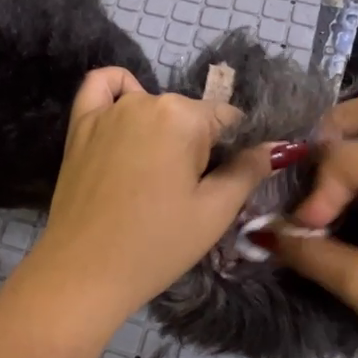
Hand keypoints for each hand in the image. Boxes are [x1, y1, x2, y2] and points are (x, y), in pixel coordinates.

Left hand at [28, 68, 277, 321]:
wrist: (84, 270)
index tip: (222, 184)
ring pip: (151, 106)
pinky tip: (125, 113)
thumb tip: (278, 147)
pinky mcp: (79, 125)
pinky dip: (118, 91)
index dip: (233, 151)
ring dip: (161, 130)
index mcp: (183, 116)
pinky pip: (101, 87)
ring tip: (156, 175)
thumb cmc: (157, 244)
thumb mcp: (215, 211)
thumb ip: (249, 170)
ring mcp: (107, 111)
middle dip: (197, 145)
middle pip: (189, 115)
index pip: (228, 120)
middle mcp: (145, 101)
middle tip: (187, 193)